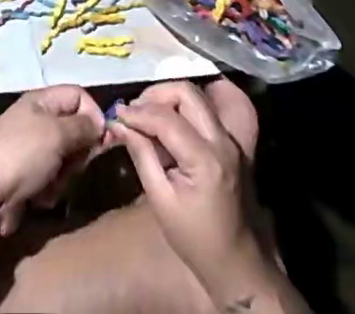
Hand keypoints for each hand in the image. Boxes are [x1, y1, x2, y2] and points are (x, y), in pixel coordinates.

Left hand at [0, 85, 104, 241]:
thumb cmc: (21, 155)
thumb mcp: (57, 134)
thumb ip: (84, 126)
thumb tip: (102, 124)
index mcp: (41, 101)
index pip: (79, 94)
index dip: (94, 113)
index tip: (101, 138)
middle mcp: (37, 120)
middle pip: (76, 129)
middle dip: (78, 151)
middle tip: (71, 164)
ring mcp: (32, 150)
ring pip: (68, 158)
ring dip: (64, 175)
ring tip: (50, 183)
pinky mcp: (28, 176)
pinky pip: (54, 179)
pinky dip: (50, 189)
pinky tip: (38, 197)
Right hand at [109, 82, 268, 284]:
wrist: (237, 261)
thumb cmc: (195, 238)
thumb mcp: (160, 200)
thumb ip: (142, 155)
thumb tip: (119, 123)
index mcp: (205, 160)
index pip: (166, 118)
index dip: (137, 112)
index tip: (117, 115)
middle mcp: (223, 141)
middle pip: (187, 93)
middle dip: (156, 95)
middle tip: (135, 111)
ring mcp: (234, 139)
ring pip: (200, 96)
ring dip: (172, 97)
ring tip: (151, 112)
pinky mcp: (236, 141)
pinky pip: (213, 107)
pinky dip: (190, 104)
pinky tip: (174, 115)